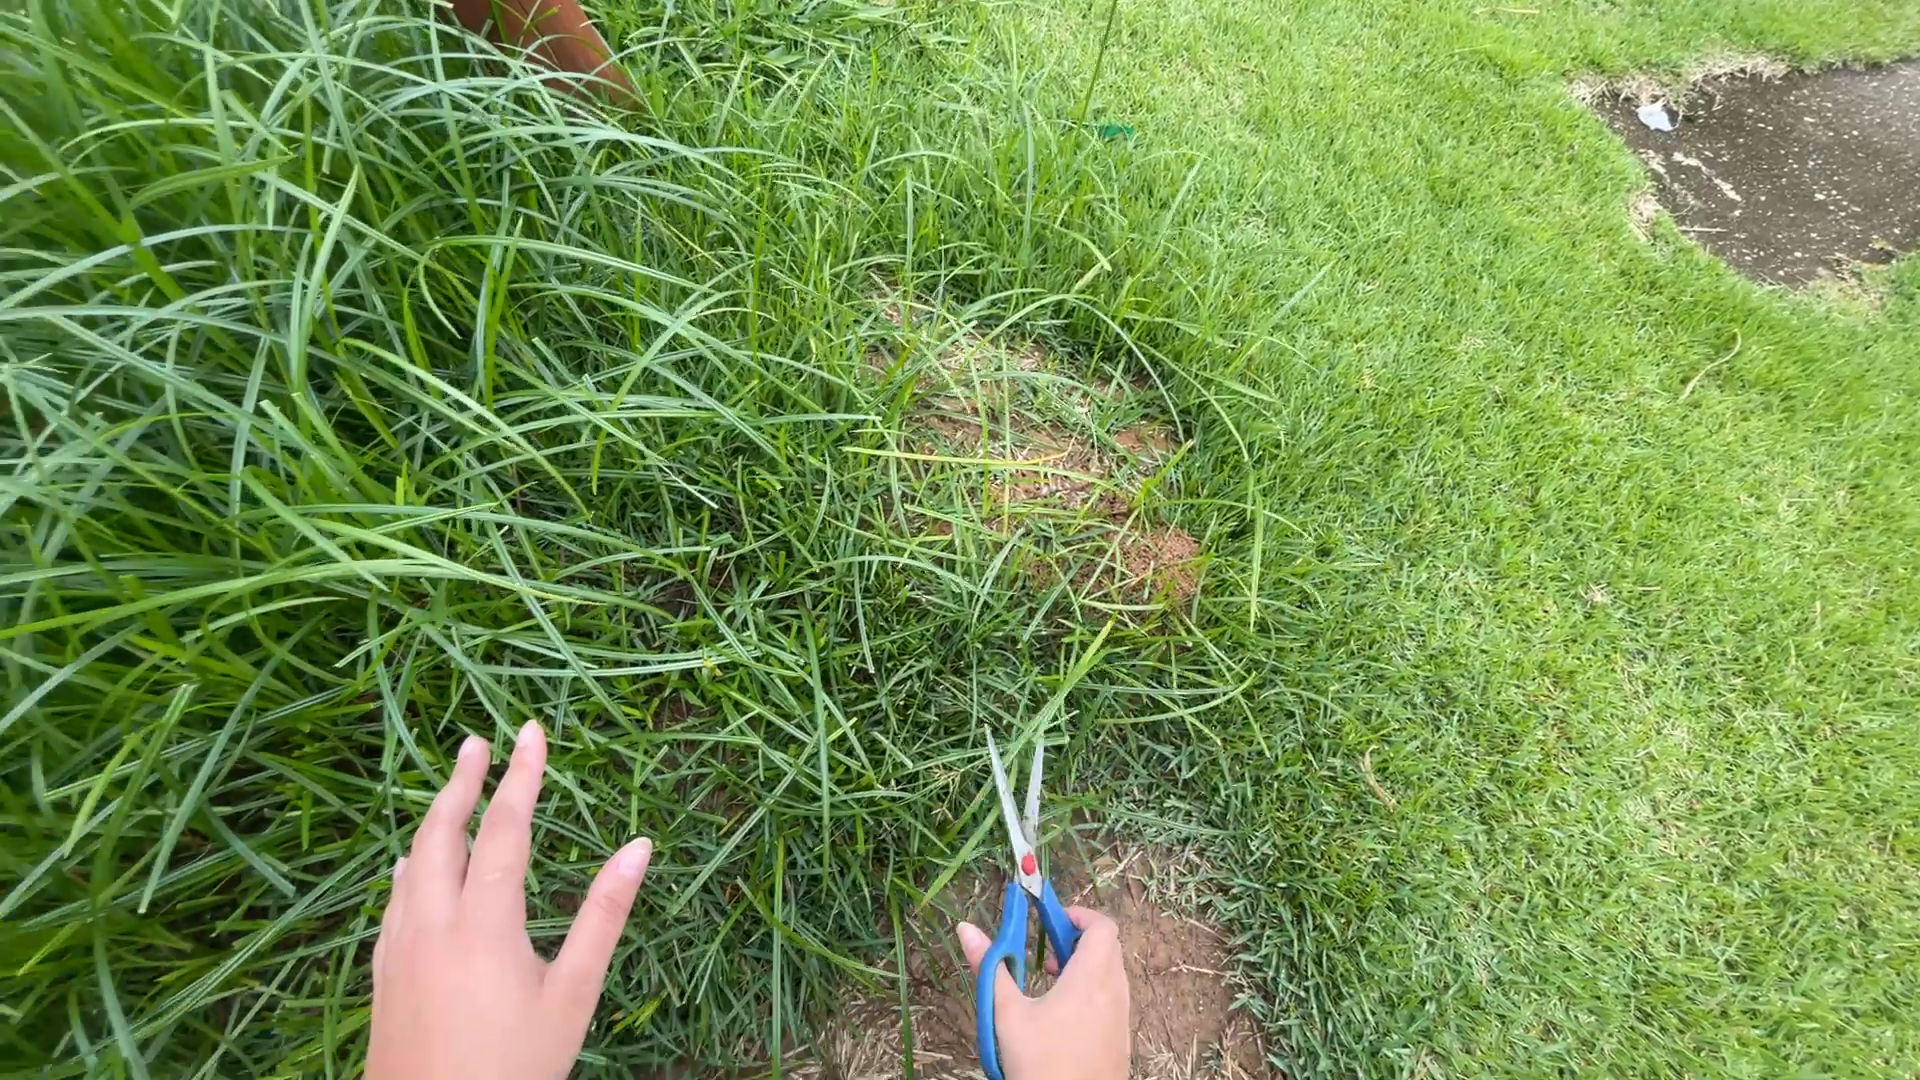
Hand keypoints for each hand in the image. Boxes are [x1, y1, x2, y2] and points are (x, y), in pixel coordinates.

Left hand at [368, 721, 651, 1079]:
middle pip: (441, 835)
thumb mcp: (574, 994)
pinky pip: (394, 902)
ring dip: (434, 818)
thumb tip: (640, 845)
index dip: (522, 775)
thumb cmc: (515, 1067)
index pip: (505, 829)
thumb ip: (605, 915)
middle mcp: (433, 927)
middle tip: (478, 741)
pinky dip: (411, 865)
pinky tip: (412, 865)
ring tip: (453, 786)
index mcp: (484, 924)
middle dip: (461, 782)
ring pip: (411, 865)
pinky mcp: (385, 979)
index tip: (531, 731)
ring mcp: (400, 953)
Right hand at [958, 906, 1130, 1079]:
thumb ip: (989, 967)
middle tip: (1047, 953)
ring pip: (1112, 972)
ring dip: (1085, 965)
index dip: (1080, 915)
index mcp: (1091, 980)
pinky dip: (1093, 989)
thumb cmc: (1039, 1067)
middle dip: (1078, 939)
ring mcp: (1121, 1019)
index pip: (1103, 926)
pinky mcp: (1120, 1041)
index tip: (1051, 921)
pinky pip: (1114, 998)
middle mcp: (1114, 994)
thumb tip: (966, 928)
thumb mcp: (1007, 1016)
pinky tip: (1063, 1014)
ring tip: (1050, 983)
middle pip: (1108, 946)